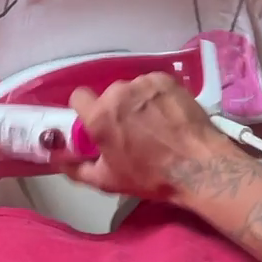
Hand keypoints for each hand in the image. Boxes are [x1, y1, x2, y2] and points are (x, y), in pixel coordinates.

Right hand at [63, 73, 239, 199]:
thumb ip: (78, 170)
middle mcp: (117, 93)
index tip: (97, 122)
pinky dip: (156, 96)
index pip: (78, 97)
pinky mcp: (165, 80)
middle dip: (116, 110)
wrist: (201, 167)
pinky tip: (168, 113)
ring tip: (155, 124)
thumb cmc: (152, 177)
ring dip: (137, 103)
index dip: (85, 110)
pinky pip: (152, 84)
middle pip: (108, 96)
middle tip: (132, 130)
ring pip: (131, 90)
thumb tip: (60, 161)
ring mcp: (143, 84)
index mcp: (99, 116)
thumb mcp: (109, 181)